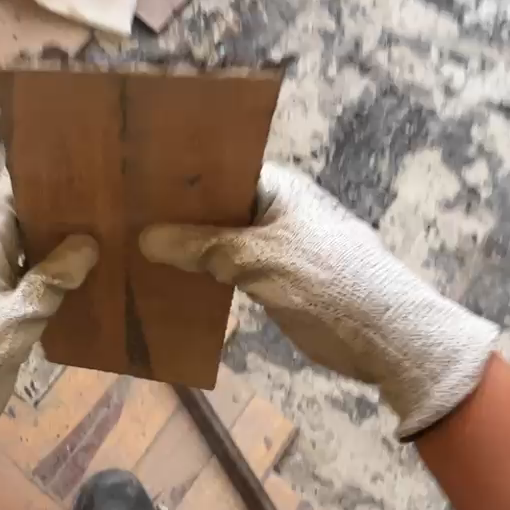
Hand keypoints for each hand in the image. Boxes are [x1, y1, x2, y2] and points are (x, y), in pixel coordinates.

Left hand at [0, 173, 97, 466]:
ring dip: (61, 234)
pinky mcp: (12, 305)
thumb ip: (51, 280)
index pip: (3, 197)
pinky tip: (95, 262)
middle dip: (54, 200)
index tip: (63, 150)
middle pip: (23, 218)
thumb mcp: (17, 315)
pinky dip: (62, 266)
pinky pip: (40, 274)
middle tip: (102, 182)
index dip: (28, 172)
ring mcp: (1, 282)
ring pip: (33, 246)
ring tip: (107, 214)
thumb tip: (88, 242)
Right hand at [140, 163, 498, 437]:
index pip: (217, 168)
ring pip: (214, 237)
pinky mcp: (267, 276)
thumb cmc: (331, 285)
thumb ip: (204, 247)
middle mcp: (272, 208)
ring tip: (129, 243)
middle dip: (172, 213)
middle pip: (211, 204)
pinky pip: (222, 264)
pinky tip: (162, 275)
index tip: (133, 183)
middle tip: (120, 216)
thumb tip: (144, 237)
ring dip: (182, 244)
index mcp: (278, 188)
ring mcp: (270, 244)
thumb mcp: (262, 260)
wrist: (389, 341)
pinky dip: (197, 269)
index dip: (177, 176)